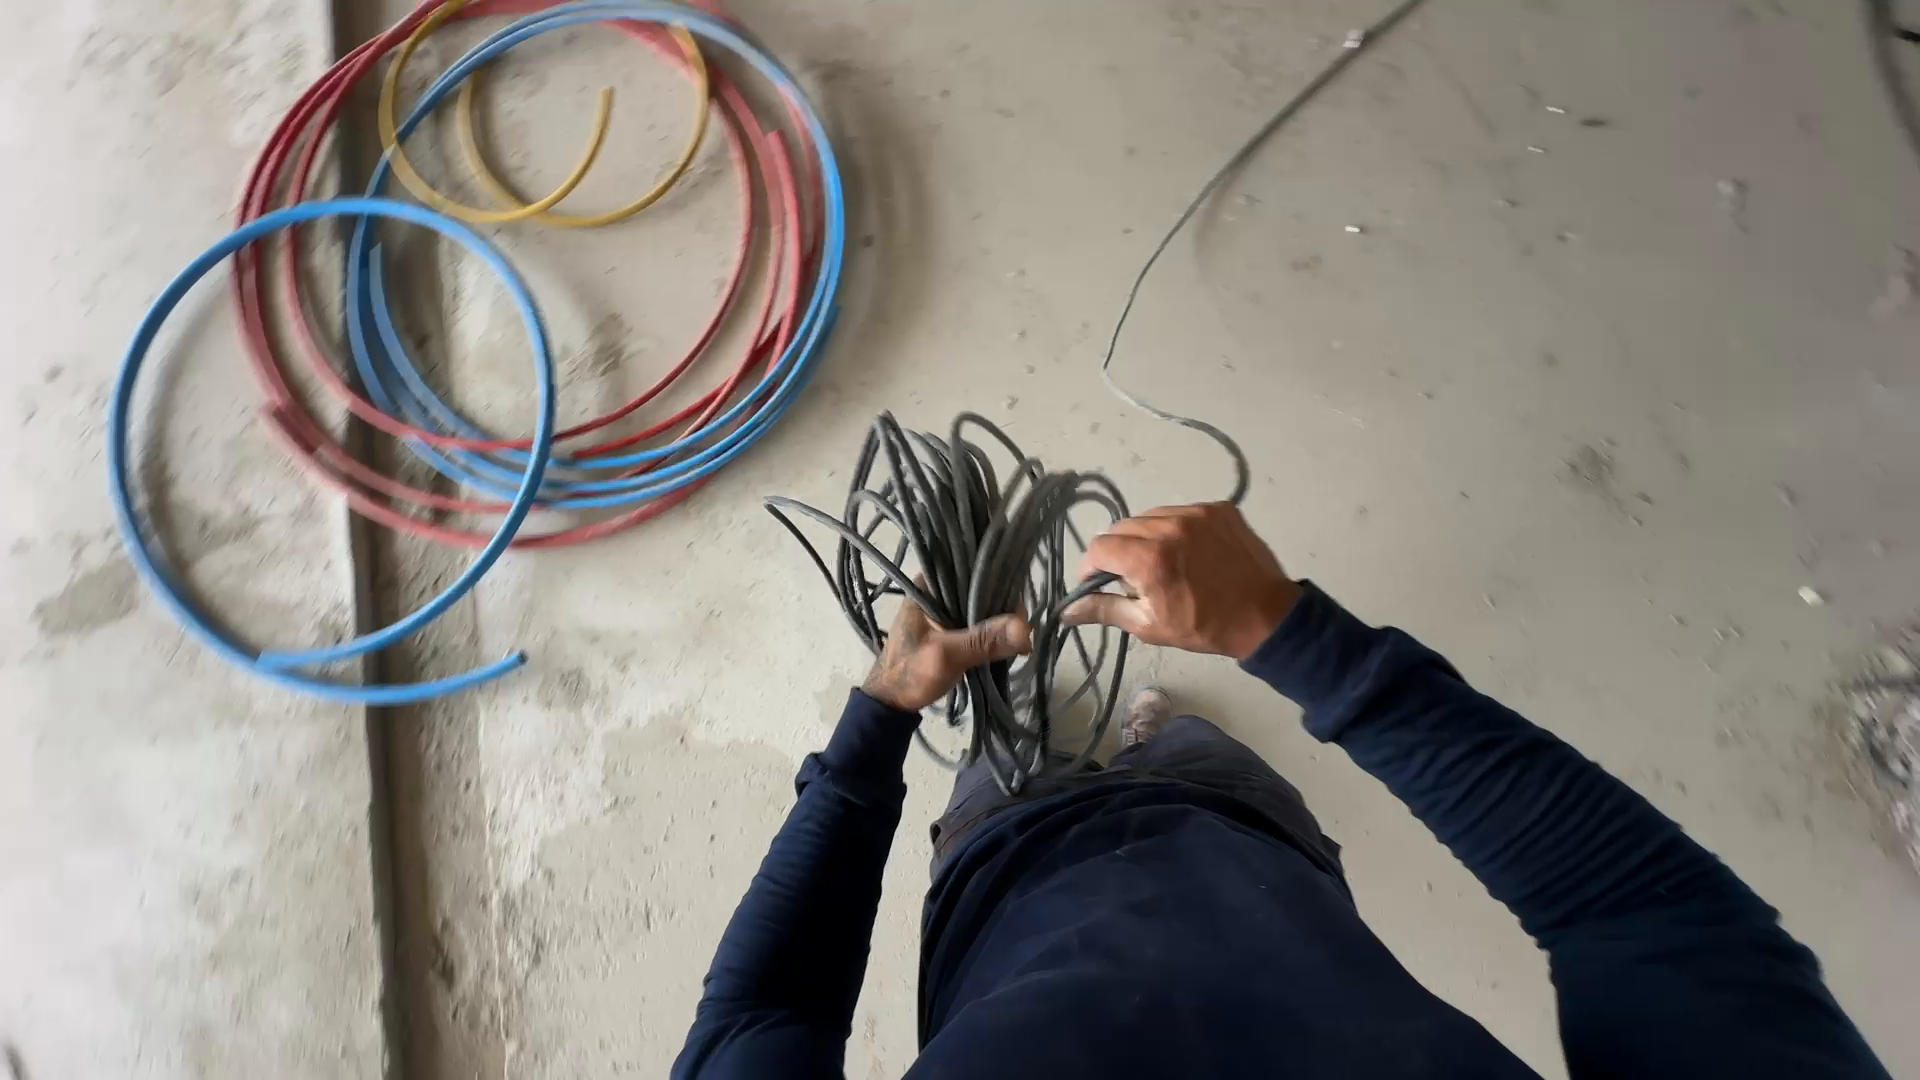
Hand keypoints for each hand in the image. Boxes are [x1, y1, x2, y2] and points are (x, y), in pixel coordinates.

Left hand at [862, 595, 1031, 711]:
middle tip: (1020, 628)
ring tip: (1017, 637)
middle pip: (981, 586)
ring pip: (982, 604)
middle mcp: (937, 589)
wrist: (892, 703)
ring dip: (999, 619)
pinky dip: (992, 629)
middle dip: (1002, 605)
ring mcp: (944, 608)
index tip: (1016, 610)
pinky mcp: (952, 626)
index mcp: (928, 585)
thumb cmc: (909, 675)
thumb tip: (1026, 629)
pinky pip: (979, 619)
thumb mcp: (946, 657)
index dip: (998, 584)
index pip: (971, 569)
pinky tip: (1006, 640)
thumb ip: (982, 641)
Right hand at [1065, 502, 1300, 660]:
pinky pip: (1179, 512)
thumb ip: (1104, 609)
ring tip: (1160, 561)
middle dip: (1117, 551)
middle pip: (1121, 529)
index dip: (1091, 566)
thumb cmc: (1203, 626)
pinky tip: (1186, 550)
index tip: (1096, 582)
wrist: (1266, 616)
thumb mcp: (1148, 624)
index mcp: (1149, 559)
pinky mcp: (1217, 508)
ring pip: (1148, 517)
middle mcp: (1169, 527)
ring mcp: (1196, 513)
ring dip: (1144, 537)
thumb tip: (1066, 611)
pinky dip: (1173, 528)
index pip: (1099, 548)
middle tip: (1130, 576)